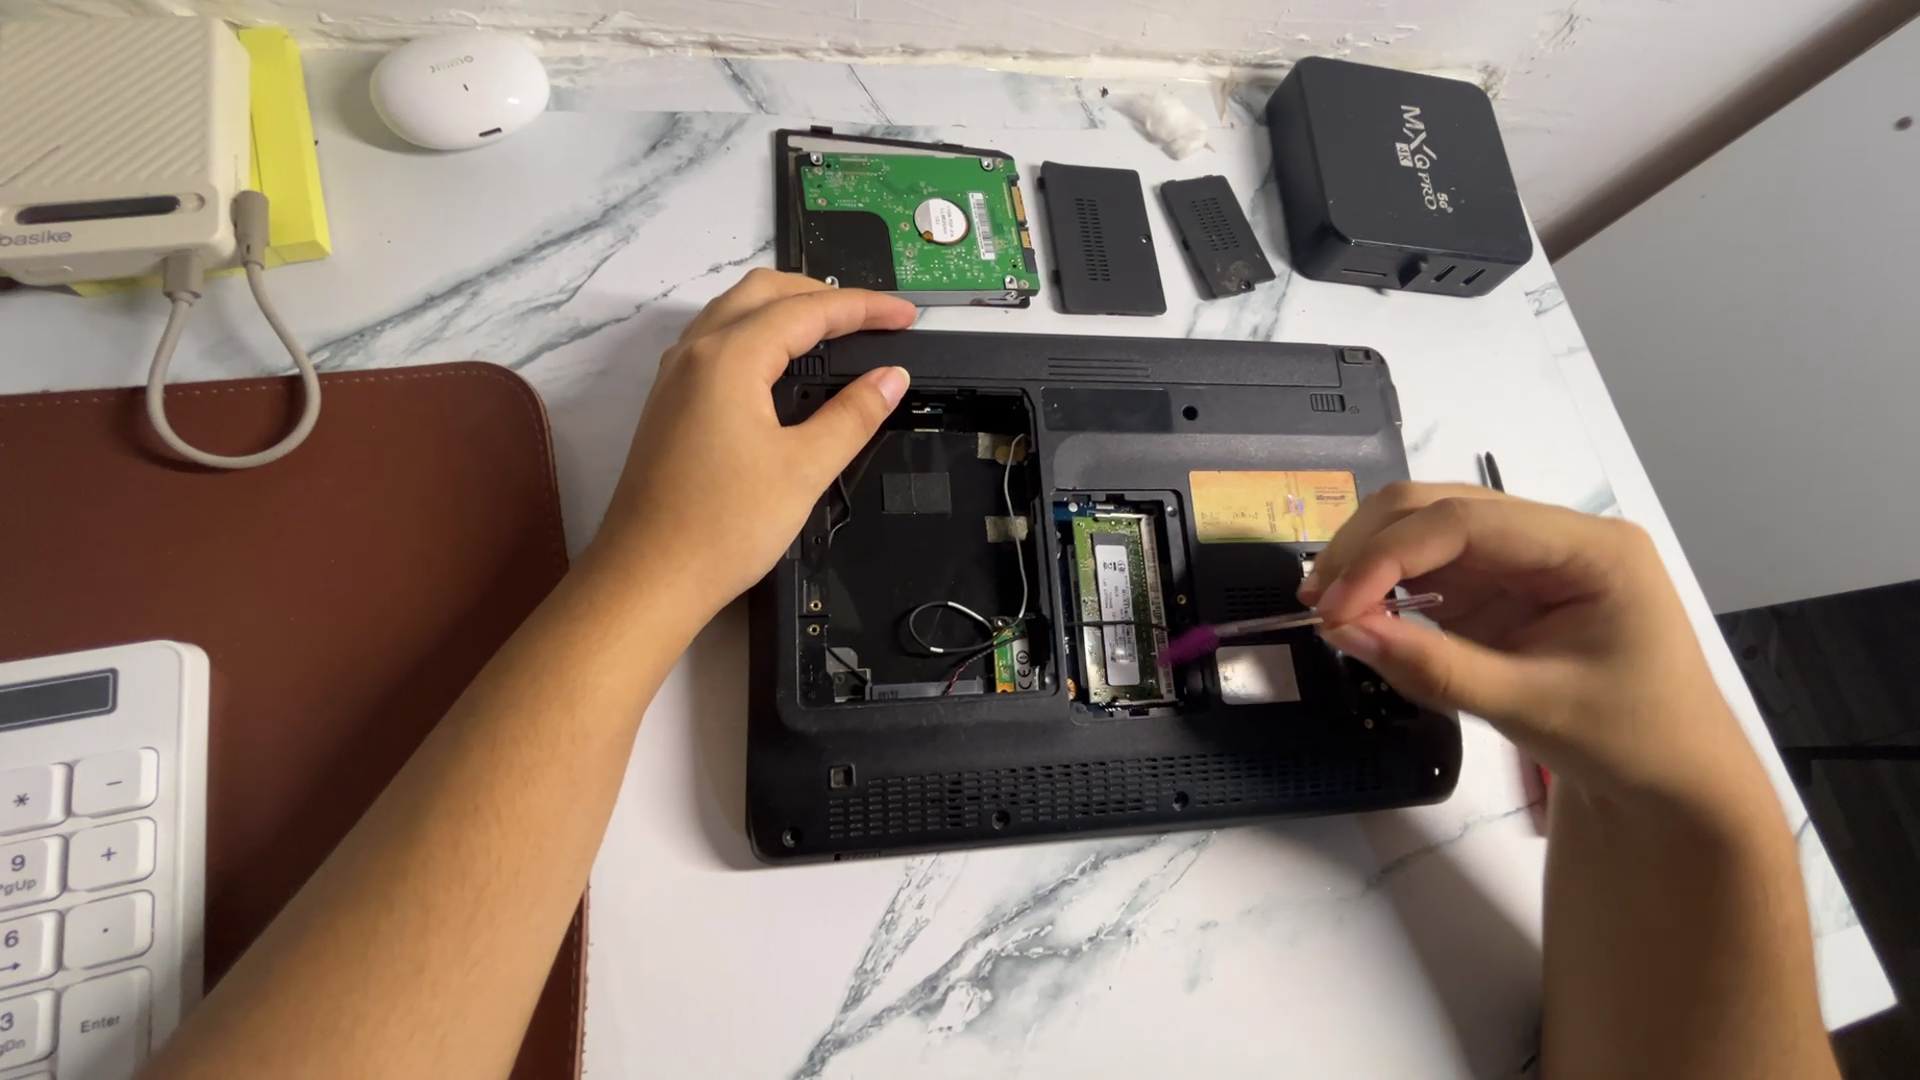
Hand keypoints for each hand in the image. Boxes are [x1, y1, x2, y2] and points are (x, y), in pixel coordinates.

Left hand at [590, 269, 913, 617]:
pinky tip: (782, 366)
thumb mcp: (805, 469)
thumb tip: (891, 378)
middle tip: (871, 318)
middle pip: (764, 292)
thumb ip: (854, 415)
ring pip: (735, 312)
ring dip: (786, 308)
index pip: (808, 310)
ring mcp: (676, 376)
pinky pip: (717, 341)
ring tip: (834, 330)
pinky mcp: (671, 403)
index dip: (864, 308)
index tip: (904, 316)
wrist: (650, 576)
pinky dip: (759, 334)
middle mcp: (695, 353)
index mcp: (728, 358)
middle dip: (823, 294)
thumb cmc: (725, 526)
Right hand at [1301, 483, 1766, 815]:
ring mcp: (1517, 554)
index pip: (1463, 523)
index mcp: (1588, 548)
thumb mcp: (1530, 708)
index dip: (1386, 557)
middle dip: (1365, 547)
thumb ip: (1433, 668)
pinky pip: (1419, 564)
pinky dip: (1378, 582)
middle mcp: (1549, 534)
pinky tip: (1356, 610)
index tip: (1334, 610)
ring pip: (1416, 524)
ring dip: (1363, 558)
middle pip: (1432, 506)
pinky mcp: (1491, 581)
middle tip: (1317, 602)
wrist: (1670, 778)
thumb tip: (1339, 630)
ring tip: (1327, 606)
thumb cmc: (1627, 740)